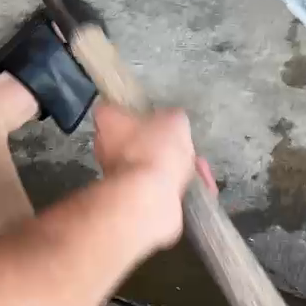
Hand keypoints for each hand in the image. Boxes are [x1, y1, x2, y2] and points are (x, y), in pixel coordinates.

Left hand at [90, 103, 208, 252]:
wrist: (147, 198)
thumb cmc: (154, 149)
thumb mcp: (173, 121)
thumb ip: (173, 117)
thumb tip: (174, 120)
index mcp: (106, 118)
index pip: (117, 108)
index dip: (141, 113)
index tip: (162, 120)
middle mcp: (104, 144)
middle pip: (140, 140)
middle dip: (170, 147)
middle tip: (190, 151)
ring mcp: (116, 172)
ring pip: (152, 166)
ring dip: (178, 169)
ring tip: (201, 174)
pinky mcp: (131, 197)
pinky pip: (157, 187)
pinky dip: (177, 189)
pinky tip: (201, 192)